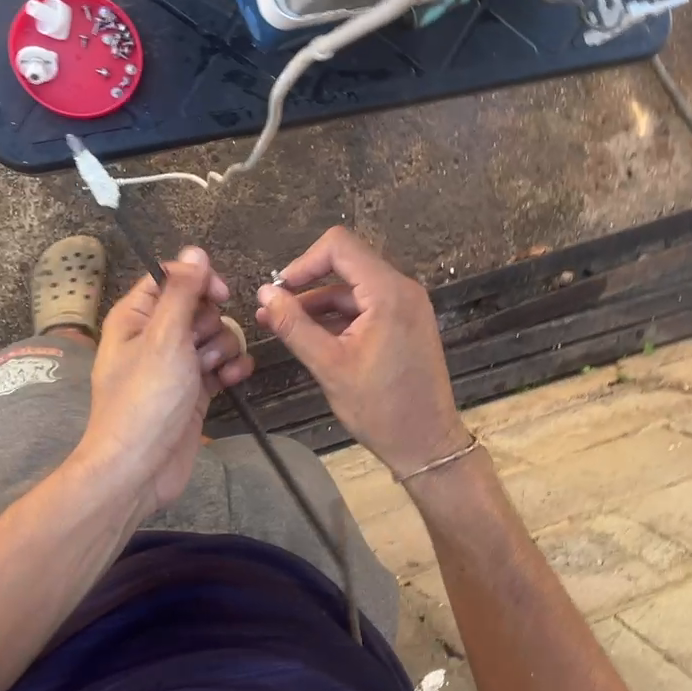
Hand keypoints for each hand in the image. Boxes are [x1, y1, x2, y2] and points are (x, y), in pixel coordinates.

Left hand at [76, 247, 252, 514]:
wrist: (139, 468)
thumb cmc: (144, 400)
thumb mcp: (164, 338)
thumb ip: (183, 292)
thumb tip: (196, 252)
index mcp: (136, 317)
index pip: (171, 278)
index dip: (199, 281)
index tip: (220, 294)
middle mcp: (154, 337)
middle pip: (200, 307)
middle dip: (212, 323)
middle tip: (200, 347)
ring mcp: (176, 365)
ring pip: (215, 336)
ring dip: (223, 349)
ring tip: (211, 371)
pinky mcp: (194, 390)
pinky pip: (222, 365)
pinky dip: (230, 370)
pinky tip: (230, 381)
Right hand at [255, 227, 467, 480]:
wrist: (427, 444)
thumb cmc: (381, 408)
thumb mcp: (329, 365)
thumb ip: (294, 325)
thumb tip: (265, 294)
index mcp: (389, 292)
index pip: (339, 246)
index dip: (303, 262)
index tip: (278, 290)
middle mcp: (403, 289)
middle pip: (346, 263)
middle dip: (307, 284)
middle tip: (274, 310)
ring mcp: (407, 305)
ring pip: (353, 287)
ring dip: (318, 302)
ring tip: (282, 325)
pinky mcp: (406, 322)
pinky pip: (366, 305)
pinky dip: (338, 316)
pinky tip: (311, 336)